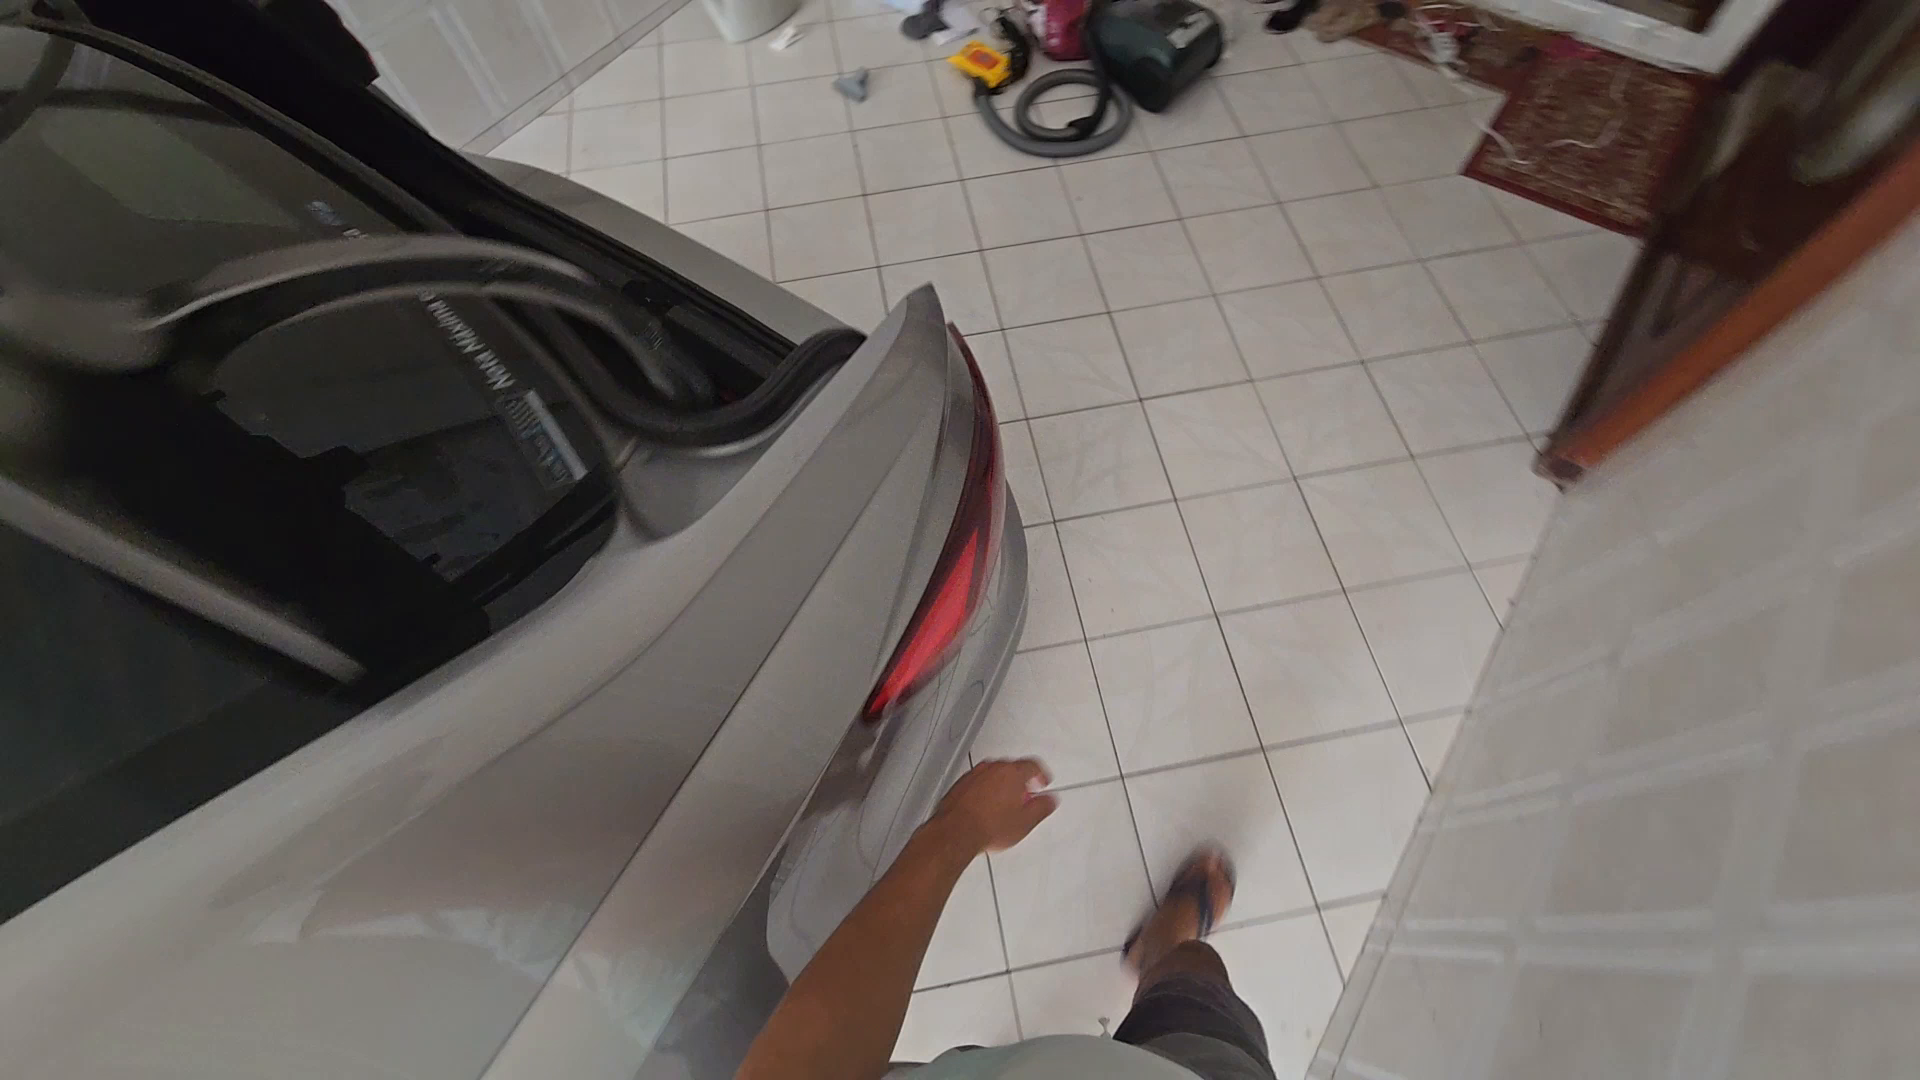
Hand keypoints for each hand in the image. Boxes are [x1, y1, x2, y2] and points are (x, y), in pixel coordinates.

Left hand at [928, 758, 1058, 855]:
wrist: (956, 831)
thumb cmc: (987, 826)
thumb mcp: (1025, 822)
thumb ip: (1042, 807)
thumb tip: (1050, 800)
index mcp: (1012, 772)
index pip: (1033, 765)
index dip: (1041, 774)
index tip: (1042, 782)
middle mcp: (992, 768)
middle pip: (1012, 768)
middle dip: (1020, 783)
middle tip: (1024, 798)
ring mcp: (975, 774)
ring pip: (994, 774)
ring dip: (1001, 786)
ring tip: (1003, 807)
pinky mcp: (961, 782)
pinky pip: (978, 782)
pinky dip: (985, 790)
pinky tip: (985, 809)